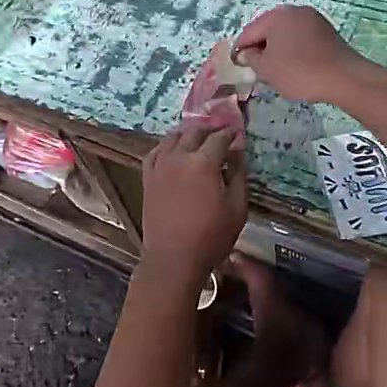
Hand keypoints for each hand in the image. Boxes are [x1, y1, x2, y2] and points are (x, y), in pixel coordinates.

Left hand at [140, 123, 247, 283]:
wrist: (174, 258)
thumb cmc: (211, 235)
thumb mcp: (237, 206)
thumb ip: (238, 174)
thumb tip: (237, 151)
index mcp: (203, 162)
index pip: (219, 138)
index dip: (230, 132)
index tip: (237, 131)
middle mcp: (179, 158)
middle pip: (194, 133)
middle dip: (209, 128)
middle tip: (220, 130)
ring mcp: (160, 167)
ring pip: (172, 139)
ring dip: (187, 133)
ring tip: (197, 135)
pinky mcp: (148, 179)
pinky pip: (154, 153)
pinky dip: (165, 146)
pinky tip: (171, 150)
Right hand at [232, 5, 370, 105]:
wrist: (344, 78)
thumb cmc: (299, 72)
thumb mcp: (267, 69)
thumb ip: (251, 59)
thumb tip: (245, 53)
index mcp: (277, 16)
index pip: (249, 32)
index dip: (240, 50)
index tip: (238, 67)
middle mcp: (295, 11)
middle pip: (268, 30)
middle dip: (260, 49)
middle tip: (258, 71)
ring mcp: (313, 19)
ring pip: (285, 34)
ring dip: (277, 50)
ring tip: (276, 72)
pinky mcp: (326, 31)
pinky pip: (301, 38)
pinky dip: (293, 50)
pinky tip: (295, 67)